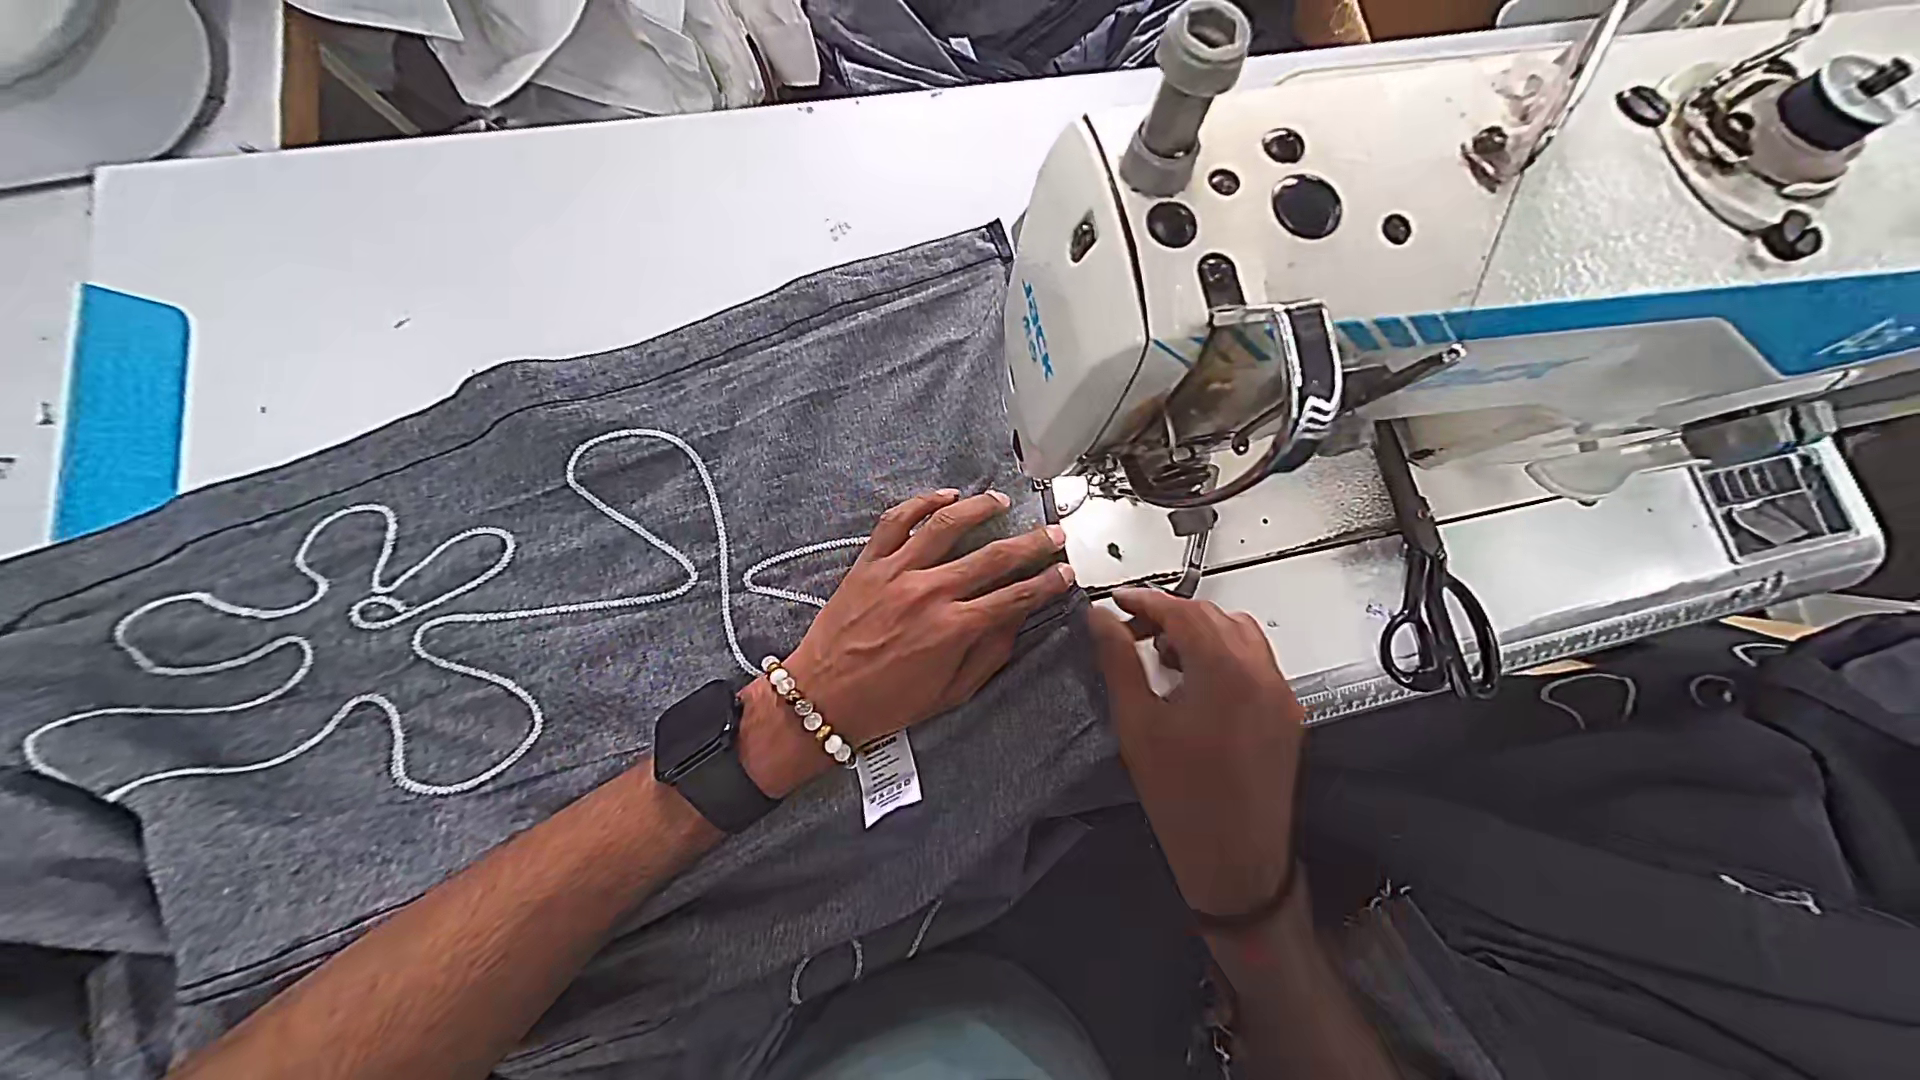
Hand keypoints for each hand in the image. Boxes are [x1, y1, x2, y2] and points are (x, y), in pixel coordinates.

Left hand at [738, 490, 1074, 794]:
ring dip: (981, 508)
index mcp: (953, 629)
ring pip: (947, 526)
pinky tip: (944, 497)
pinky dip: (922, 503)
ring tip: (1001, 501)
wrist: (823, 698)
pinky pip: (896, 522)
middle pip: (994, 557)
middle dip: (1032, 543)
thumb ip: (988, 654)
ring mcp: (897, 573)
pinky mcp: (869, 564)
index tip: (1063, 573)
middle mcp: (929, 593)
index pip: (1016, 597)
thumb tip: (1015, 622)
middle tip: (1052, 535)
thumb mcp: (950, 692)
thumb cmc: (885, 702)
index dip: (1047, 583)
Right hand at [1088, 589, 1305, 918]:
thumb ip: (1118, 660)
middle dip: (1169, 614)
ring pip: (1238, 634)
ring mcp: (1278, 696)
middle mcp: (1261, 677)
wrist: (1236, 861)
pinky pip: (1255, 662)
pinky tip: (1193, 679)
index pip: (1183, 611)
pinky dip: (1223, 654)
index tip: (1121, 601)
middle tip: (1133, 627)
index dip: (1145, 600)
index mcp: (1225, 673)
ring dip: (1199, 631)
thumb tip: (1102, 622)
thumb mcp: (1136, 723)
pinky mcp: (1285, 715)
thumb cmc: (1188, 803)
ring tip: (1162, 652)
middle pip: (1212, 617)